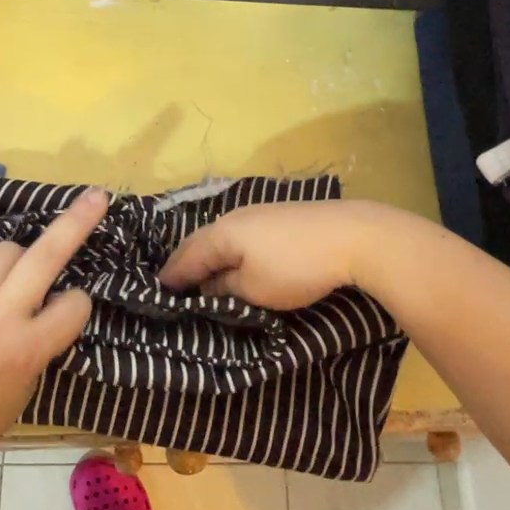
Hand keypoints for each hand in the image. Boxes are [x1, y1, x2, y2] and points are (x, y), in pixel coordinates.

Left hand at [0, 189, 104, 475]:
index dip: (76, 305)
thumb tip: (47, 306)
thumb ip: (41, 345)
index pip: (74, 305)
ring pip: (7, 248)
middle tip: (96, 197)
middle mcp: (0, 315)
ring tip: (2, 277)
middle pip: (48, 255)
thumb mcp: (23, 391)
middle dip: (78, 221)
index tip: (66, 309)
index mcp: (28, 350)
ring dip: (15, 258)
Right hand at [157, 200, 405, 309]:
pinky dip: (231, 252)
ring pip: (222, 238)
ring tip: (202, 278)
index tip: (155, 296)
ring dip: (210, 258)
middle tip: (173, 287)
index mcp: (220, 233)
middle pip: (200, 243)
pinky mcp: (280, 218)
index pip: (184, 258)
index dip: (170, 279)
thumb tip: (205, 287)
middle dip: (186, 265)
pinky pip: (242, 236)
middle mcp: (234, 217)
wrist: (353, 236)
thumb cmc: (296, 266)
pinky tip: (235, 262)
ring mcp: (259, 213)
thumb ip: (223, 288)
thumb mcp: (253, 289)